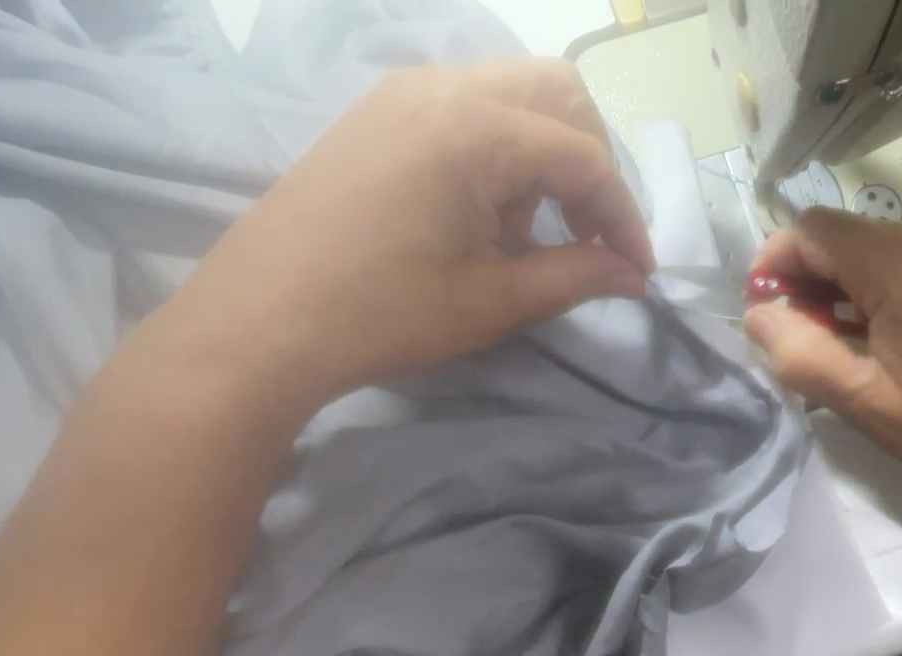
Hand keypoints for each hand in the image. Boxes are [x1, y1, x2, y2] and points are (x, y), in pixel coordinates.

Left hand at [146, 60, 654, 413]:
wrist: (261, 323)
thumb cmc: (385, 314)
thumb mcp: (495, 301)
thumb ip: (577, 276)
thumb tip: (632, 274)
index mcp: (476, 129)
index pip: (585, 156)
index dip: (624, 217)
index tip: (640, 272)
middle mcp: (442, 87)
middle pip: (557, 94)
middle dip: (592, 166)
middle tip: (591, 236)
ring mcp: (402, 94)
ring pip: (512, 96)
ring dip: (546, 158)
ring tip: (534, 234)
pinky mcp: (379, 116)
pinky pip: (467, 111)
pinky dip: (501, 154)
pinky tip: (488, 216)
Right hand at [744, 209, 901, 506]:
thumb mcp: (862, 400)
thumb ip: (799, 353)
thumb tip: (757, 314)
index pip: (816, 229)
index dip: (776, 259)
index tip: (762, 305)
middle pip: (848, 233)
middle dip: (810, 275)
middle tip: (799, 333)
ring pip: (880, 245)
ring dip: (846, 282)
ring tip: (841, 339)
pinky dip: (884, 285)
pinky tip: (886, 333)